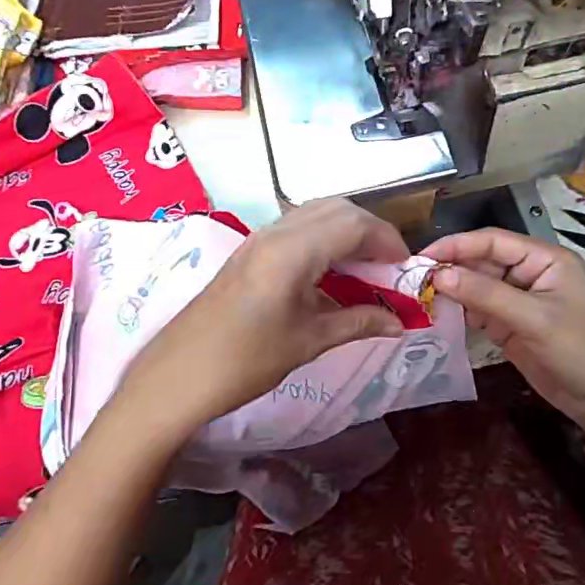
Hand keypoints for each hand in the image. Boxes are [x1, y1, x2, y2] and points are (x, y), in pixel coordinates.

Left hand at [115, 199, 408, 436]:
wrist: (178, 375)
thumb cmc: (245, 360)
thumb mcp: (309, 341)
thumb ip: (358, 322)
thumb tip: (400, 322)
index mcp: (292, 250)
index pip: (355, 224)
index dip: (388, 242)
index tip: (406, 271)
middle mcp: (276, 233)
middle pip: (338, 209)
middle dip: (371, 232)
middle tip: (388, 269)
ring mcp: (259, 239)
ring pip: (316, 215)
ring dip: (347, 234)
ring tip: (365, 272)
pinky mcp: (250, 252)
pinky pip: (297, 229)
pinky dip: (325, 241)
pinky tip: (332, 275)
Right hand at [422, 228, 584, 458]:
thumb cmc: (584, 350)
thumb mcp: (535, 319)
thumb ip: (486, 294)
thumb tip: (438, 275)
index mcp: (543, 259)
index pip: (492, 241)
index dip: (455, 245)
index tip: (420, 257)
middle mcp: (528, 274)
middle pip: (480, 262)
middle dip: (448, 268)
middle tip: (409, 280)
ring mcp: (518, 301)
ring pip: (475, 286)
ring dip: (449, 290)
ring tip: (414, 295)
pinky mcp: (510, 327)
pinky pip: (478, 311)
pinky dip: (458, 311)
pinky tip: (435, 312)